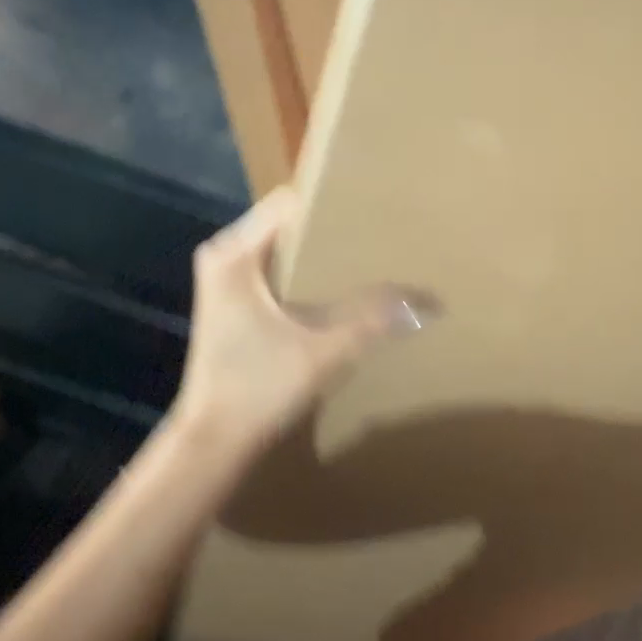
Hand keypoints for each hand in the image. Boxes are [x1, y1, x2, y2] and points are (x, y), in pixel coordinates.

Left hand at [171, 187, 438, 450]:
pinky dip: (308, 271)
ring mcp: (227, 279)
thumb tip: (428, 302)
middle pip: (287, 222)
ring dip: (321, 250)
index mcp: (235, 254)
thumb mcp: (323, 352)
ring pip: (283, 246)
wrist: (214, 441)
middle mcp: (226, 256)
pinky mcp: (234, 301)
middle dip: (332, 223)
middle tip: (382, 226)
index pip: (289, 202)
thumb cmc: (258, 389)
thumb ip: (374, 321)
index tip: (375, 203)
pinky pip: (277, 268)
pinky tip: (343, 284)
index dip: (332, 199)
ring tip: (371, 251)